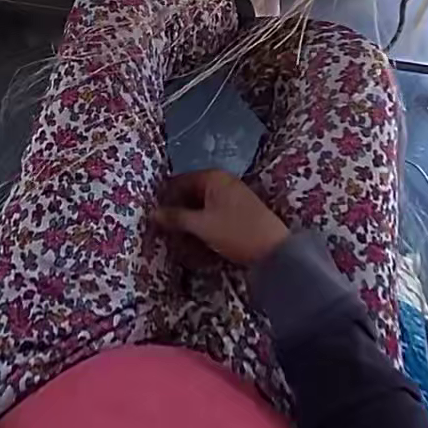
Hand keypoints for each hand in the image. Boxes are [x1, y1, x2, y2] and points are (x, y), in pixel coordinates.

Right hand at [153, 169, 290, 265]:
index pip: (180, 181)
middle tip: (163, 229)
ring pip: (201, 204)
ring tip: (177, 237)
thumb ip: (177, 218)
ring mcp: (231, 195)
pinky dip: (202, 223)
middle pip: (190, 192)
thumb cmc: (236, 232)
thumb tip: (152, 213)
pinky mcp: (238, 210)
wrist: (275, 250)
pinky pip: (212, 212)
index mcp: (212, 177)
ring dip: (189, 219)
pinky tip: (196, 238)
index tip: (153, 215)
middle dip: (177, 210)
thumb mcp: (203, 226)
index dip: (165, 197)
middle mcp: (222, 181)